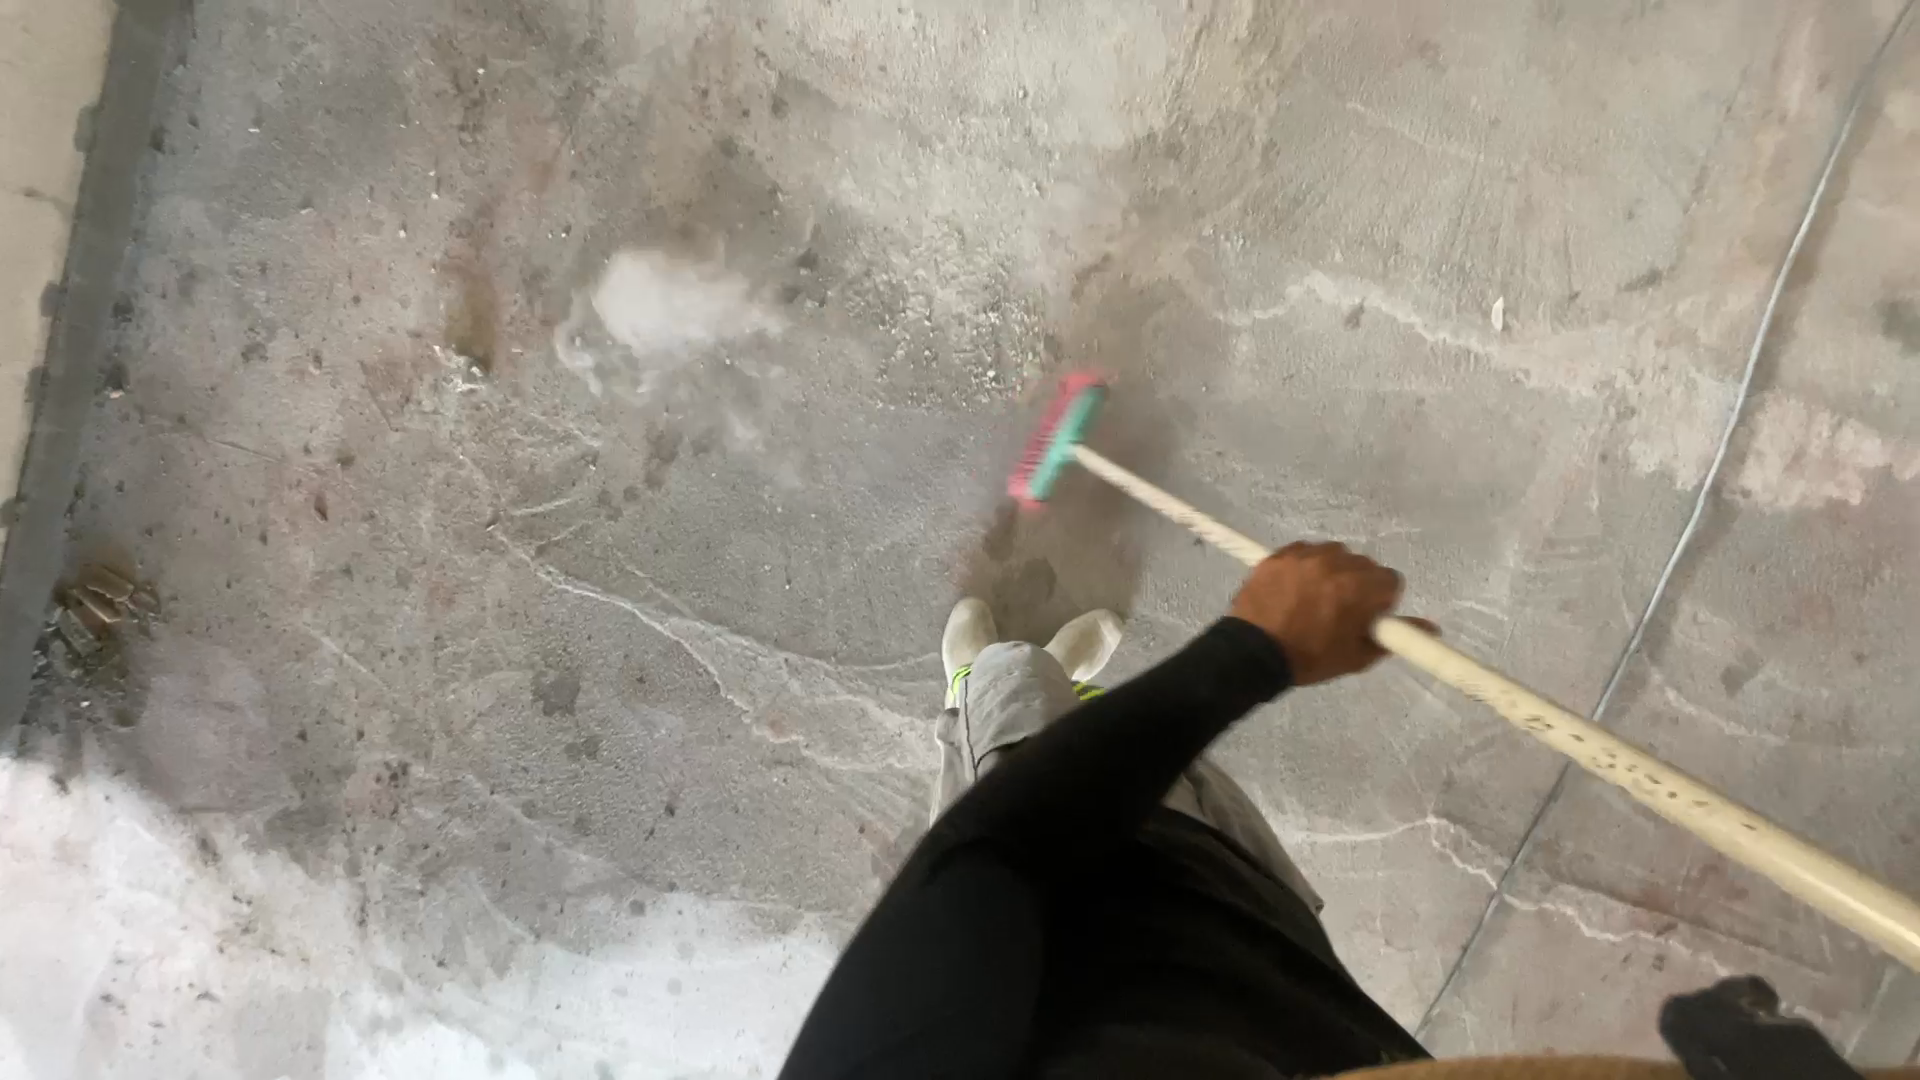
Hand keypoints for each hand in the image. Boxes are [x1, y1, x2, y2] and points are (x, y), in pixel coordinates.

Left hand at [1228, 541, 1435, 685]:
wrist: (1252, 652)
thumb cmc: (1309, 657)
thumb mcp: (1357, 655)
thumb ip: (1394, 638)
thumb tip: (1432, 628)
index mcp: (1360, 587)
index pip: (1390, 580)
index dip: (1380, 599)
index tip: (1364, 615)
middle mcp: (1335, 563)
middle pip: (1361, 564)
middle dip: (1356, 583)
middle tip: (1337, 607)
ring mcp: (1303, 556)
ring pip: (1332, 554)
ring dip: (1330, 570)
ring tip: (1313, 595)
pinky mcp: (1277, 555)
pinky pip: (1301, 550)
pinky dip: (1303, 563)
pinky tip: (1293, 585)